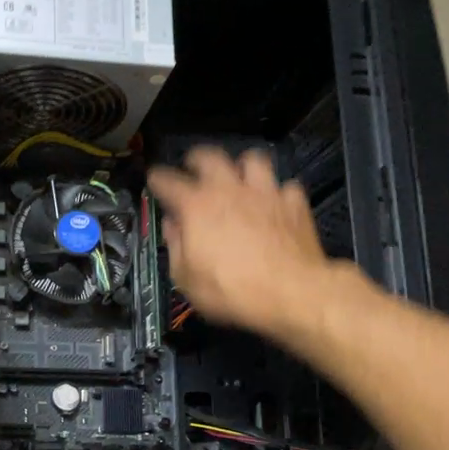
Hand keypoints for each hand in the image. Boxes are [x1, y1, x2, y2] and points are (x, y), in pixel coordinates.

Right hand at [148, 147, 368, 337]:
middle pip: (210, 157)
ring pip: (252, 161)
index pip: (168, 182)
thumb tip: (173, 227)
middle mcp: (229, 190)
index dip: (158, 179)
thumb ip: (176, 247)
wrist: (291, 292)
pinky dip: (277, 194)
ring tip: (239, 178)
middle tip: (193, 166)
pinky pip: (284, 188)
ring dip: (242, 168)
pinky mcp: (293, 203)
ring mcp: (265, 193)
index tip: (155, 179)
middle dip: (197, 158)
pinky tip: (275, 205)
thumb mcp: (187, 279)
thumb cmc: (232, 290)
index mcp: (197, 207)